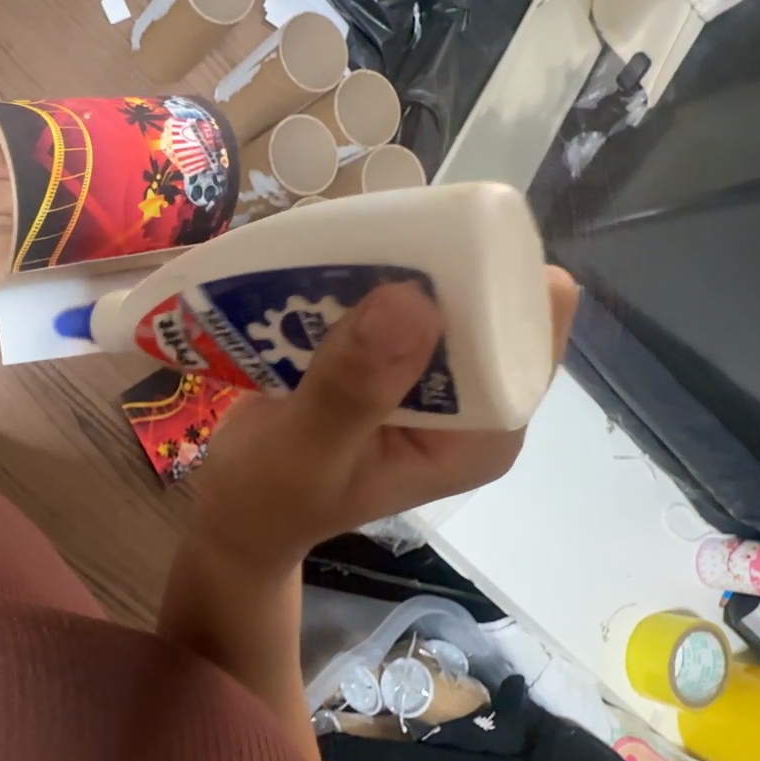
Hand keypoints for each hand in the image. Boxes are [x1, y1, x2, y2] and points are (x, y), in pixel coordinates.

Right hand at [192, 266, 580, 568]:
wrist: (234, 512)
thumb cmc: (267, 499)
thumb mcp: (306, 453)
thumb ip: (354, 389)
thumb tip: (409, 300)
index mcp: (481, 434)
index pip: (525, 330)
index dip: (481, 282)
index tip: (413, 254)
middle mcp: (471, 399)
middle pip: (482, 298)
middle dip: (428, 267)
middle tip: (357, 248)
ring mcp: (429, 377)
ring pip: (434, 289)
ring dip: (387, 266)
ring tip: (330, 256)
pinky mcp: (386, 359)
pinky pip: (389, 300)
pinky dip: (357, 281)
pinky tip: (316, 274)